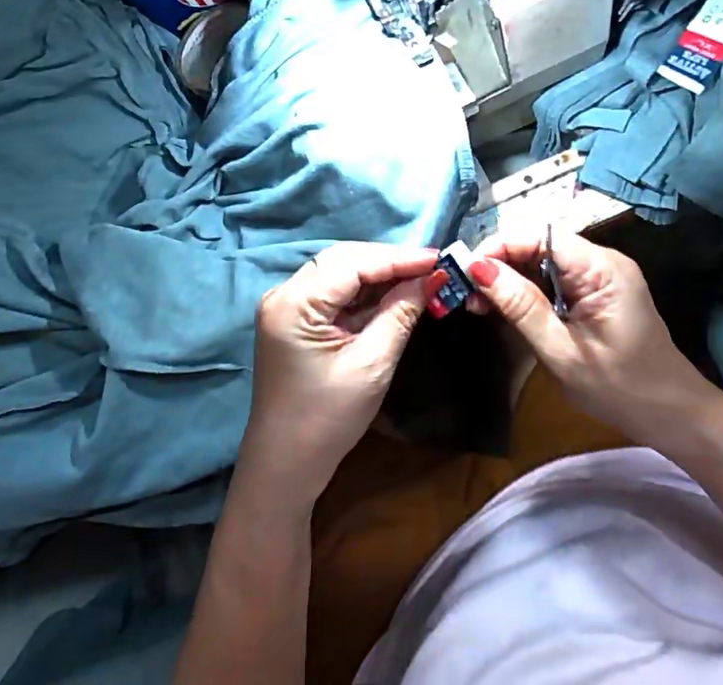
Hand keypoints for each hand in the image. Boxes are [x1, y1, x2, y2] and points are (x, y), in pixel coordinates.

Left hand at [241, 242, 447, 506]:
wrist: (286, 465)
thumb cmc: (327, 419)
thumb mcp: (372, 364)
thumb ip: (400, 314)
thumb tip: (431, 278)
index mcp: (294, 304)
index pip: (352, 263)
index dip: (397, 258)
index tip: (438, 258)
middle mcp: (284, 295)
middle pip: (343, 261)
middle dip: (389, 262)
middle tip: (433, 266)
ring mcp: (288, 307)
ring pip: (340, 273)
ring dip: (379, 274)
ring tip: (421, 275)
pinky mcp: (296, 320)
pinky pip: (335, 293)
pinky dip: (365, 292)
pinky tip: (395, 292)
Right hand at [468, 229, 722, 451]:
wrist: (673, 416)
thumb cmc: (621, 389)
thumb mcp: (562, 352)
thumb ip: (521, 306)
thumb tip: (478, 268)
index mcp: (601, 268)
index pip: (539, 235)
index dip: (499, 247)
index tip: (466, 272)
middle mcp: (601, 261)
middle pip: (538, 244)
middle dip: (500, 264)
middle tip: (468, 295)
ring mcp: (600, 276)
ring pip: (542, 262)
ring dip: (509, 279)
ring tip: (479, 305)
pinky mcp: (595, 293)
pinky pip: (553, 279)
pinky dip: (527, 291)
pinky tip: (505, 309)